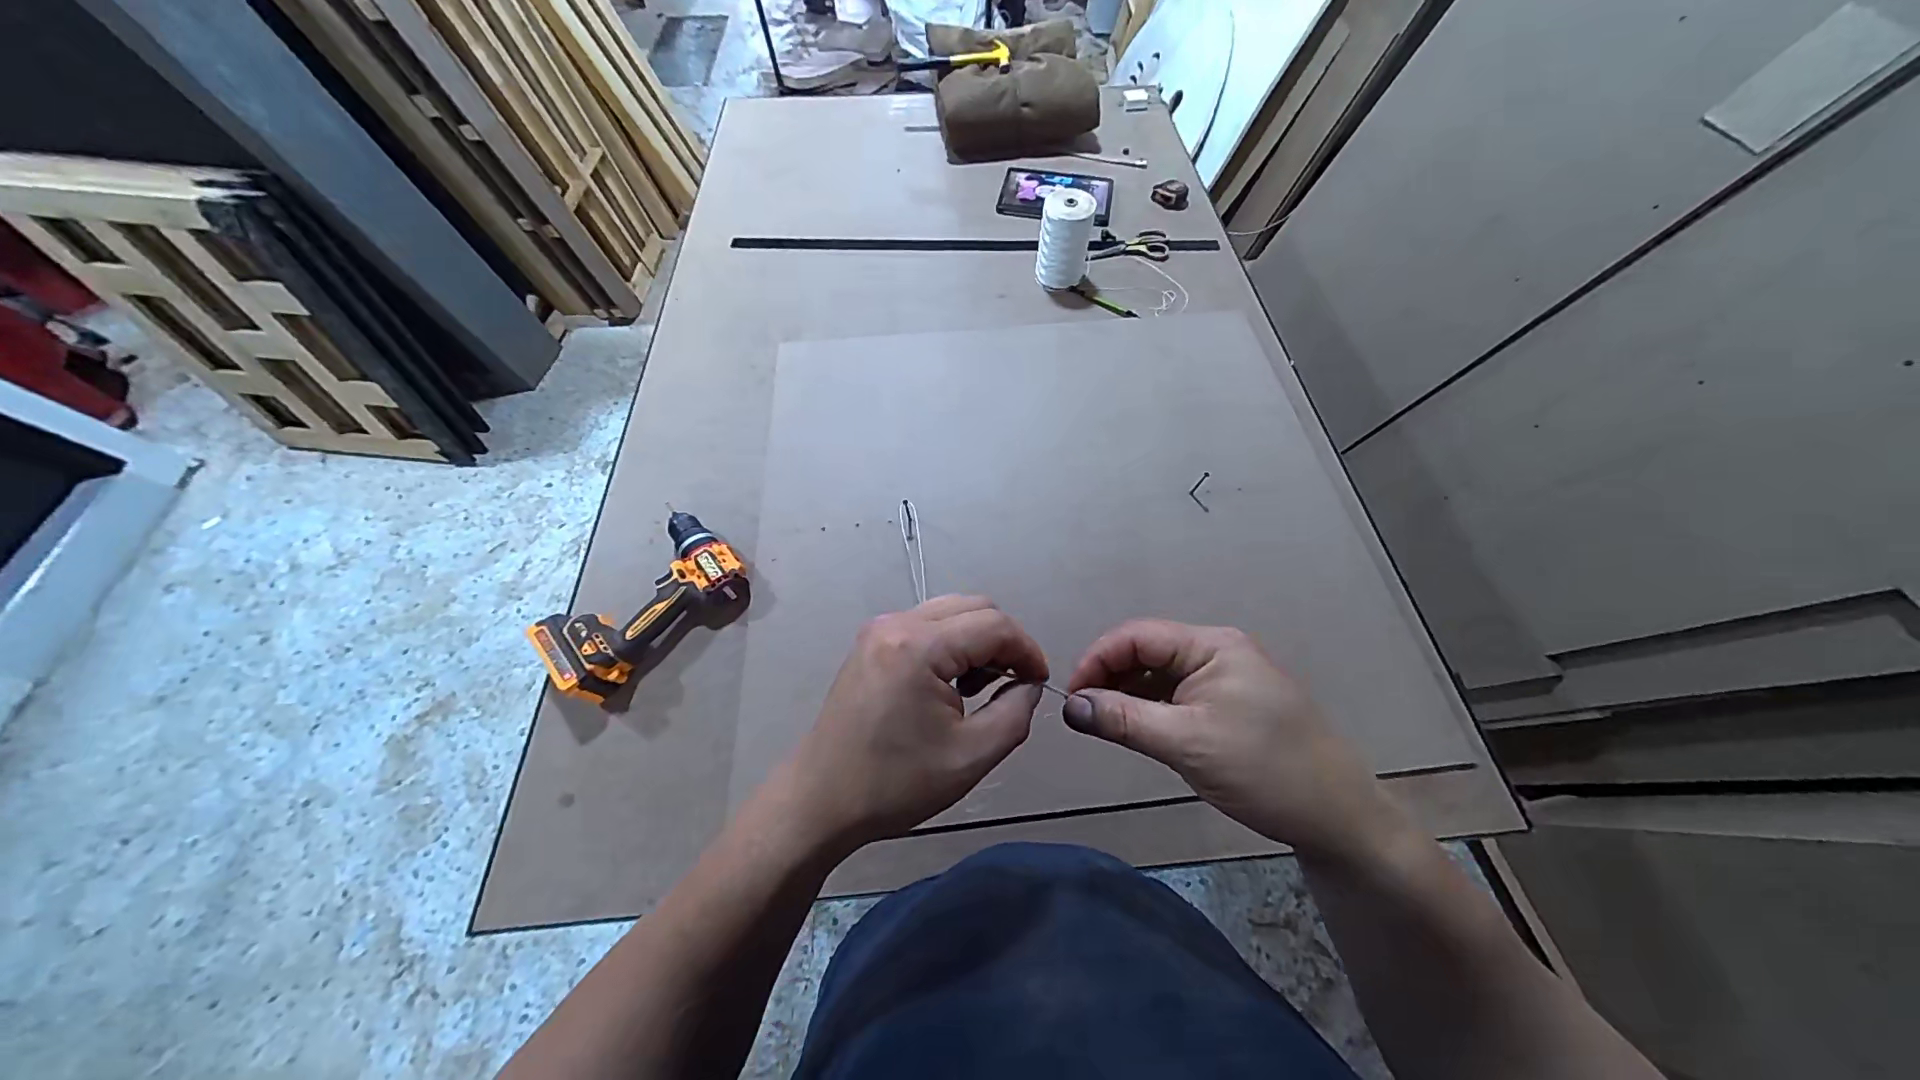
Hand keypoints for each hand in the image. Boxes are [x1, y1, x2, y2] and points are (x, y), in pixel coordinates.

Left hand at [774, 594, 1048, 853]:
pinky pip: (925, 626)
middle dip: (1004, 641)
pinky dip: (950, 645)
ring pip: (949, 612)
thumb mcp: (972, 755)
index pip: (994, 625)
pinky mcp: (870, 644)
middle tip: (1014, 684)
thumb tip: (1028, 684)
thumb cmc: (894, 784)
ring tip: (980, 689)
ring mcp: (878, 631)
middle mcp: (896, 624)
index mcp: (919, 646)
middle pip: (973, 607)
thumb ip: (1015, 711)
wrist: (821, 800)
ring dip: (977, 640)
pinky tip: (950, 684)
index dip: (1027, 650)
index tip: (1039, 682)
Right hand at [1063, 619, 1408, 860]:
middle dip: (1110, 677)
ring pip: (1160, 675)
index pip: (1137, 636)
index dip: (1097, 660)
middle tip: (1085, 715)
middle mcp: (1217, 652)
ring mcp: (1226, 678)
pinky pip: (1178, 696)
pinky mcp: (1230, 704)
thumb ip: (1123, 720)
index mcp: (1212, 646)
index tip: (1071, 697)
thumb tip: (1070, 705)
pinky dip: (1151, 710)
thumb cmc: (1265, 772)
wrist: (1339, 818)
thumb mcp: (1186, 744)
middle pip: (1147, 652)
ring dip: (1129, 695)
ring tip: (1106, 725)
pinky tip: (1138, 731)